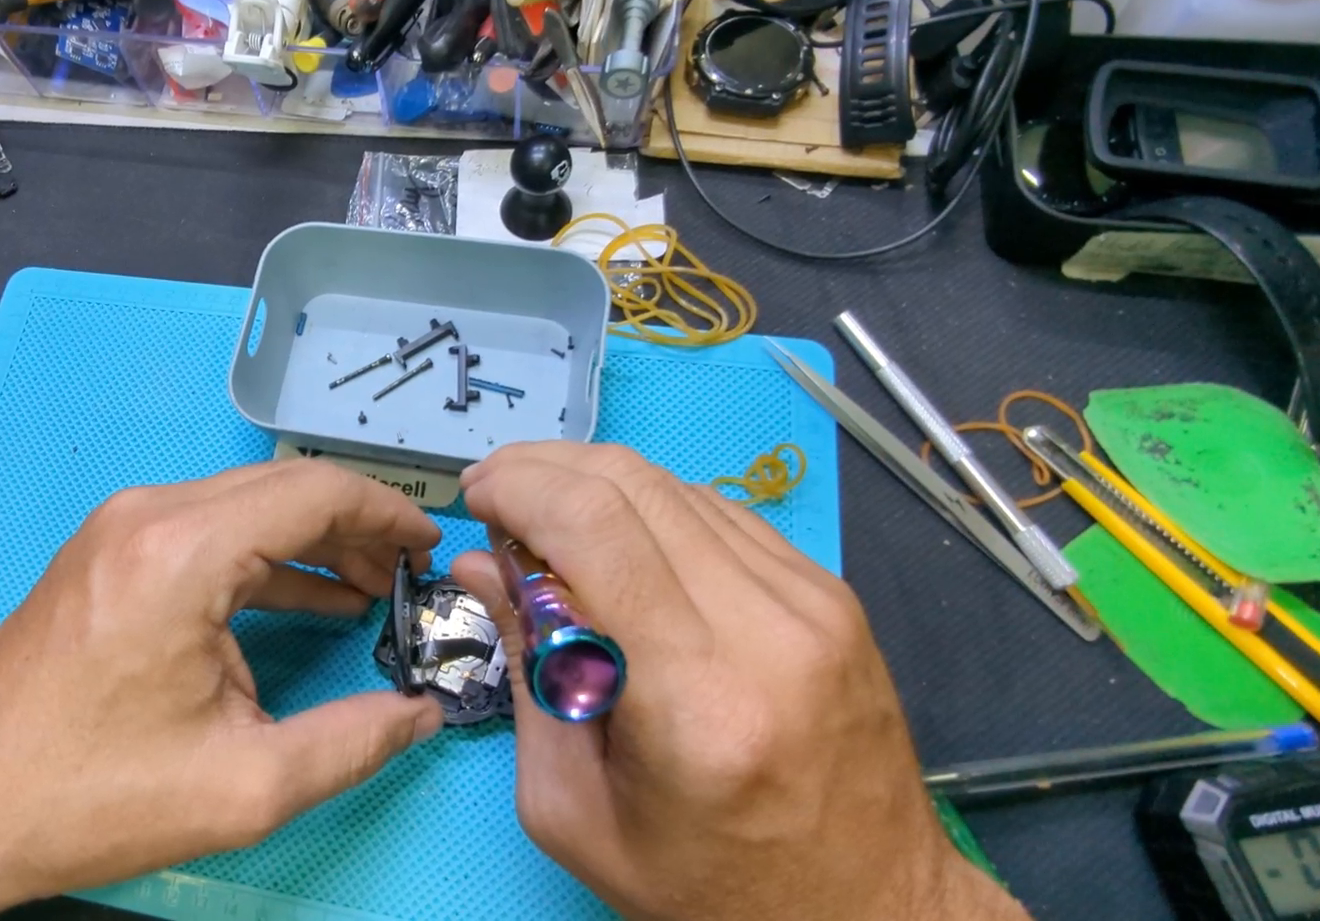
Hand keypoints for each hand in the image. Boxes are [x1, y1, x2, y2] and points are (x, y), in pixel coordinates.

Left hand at [0, 460, 445, 911]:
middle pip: (284, 489)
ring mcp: (126, 525)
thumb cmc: (92, 796)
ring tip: (370, 586)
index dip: (385, 512)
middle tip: (407, 573)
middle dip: (357, 525)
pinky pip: (212, 531)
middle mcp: (152, 514)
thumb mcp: (242, 786)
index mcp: (184, 552)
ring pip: (249, 505)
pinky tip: (311, 595)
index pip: (313, 492)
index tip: (428, 543)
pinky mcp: (115, 547)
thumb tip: (422, 715)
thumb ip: (352, 743)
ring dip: (315, 540)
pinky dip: (267, 557)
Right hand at [450, 443, 1026, 920]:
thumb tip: (478, 564)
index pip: (594, 532)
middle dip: (541, 468)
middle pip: (629, 485)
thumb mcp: (571, 806)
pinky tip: (611, 529)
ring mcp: (808, 599)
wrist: (868, 909)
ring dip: (587, 478)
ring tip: (540, 504)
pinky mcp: (827, 589)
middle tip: (492, 488)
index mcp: (693, 700)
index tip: (476, 497)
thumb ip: (523, 670)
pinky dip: (643, 503)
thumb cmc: (702, 882)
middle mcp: (763, 629)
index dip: (521, 490)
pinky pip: (712, 508)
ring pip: (670, 484)